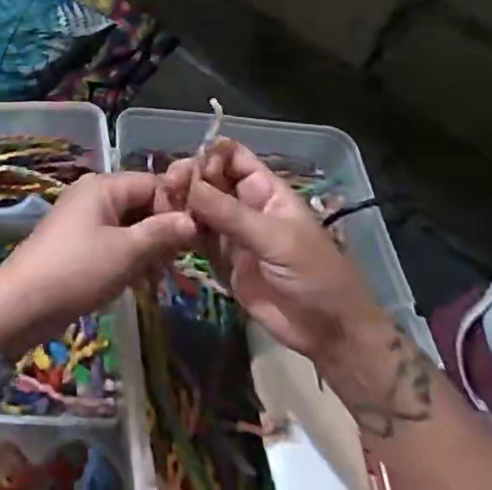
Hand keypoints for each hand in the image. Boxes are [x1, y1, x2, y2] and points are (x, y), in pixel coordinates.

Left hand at [0, 172, 195, 356]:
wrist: (23, 303)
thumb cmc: (78, 270)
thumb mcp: (127, 252)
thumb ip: (162, 233)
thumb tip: (193, 220)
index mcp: (104, 186)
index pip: (153, 183)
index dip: (175, 207)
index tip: (196, 238)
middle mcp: (94, 195)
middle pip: (142, 203)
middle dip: (162, 231)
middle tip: (174, 264)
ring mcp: (85, 219)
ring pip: (131, 225)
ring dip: (147, 249)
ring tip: (155, 277)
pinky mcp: (80, 243)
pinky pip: (115, 241)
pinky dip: (130, 258)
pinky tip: (138, 282)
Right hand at [165, 139, 385, 361]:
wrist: (329, 334)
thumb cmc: (315, 276)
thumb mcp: (276, 240)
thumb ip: (231, 214)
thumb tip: (189, 185)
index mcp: (265, 190)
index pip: (232, 156)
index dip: (210, 156)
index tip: (191, 170)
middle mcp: (244, 204)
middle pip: (209, 177)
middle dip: (188, 177)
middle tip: (169, 188)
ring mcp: (231, 231)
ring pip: (197, 204)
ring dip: (179, 202)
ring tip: (162, 208)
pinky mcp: (221, 258)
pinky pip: (195, 234)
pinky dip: (179, 228)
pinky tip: (166, 228)